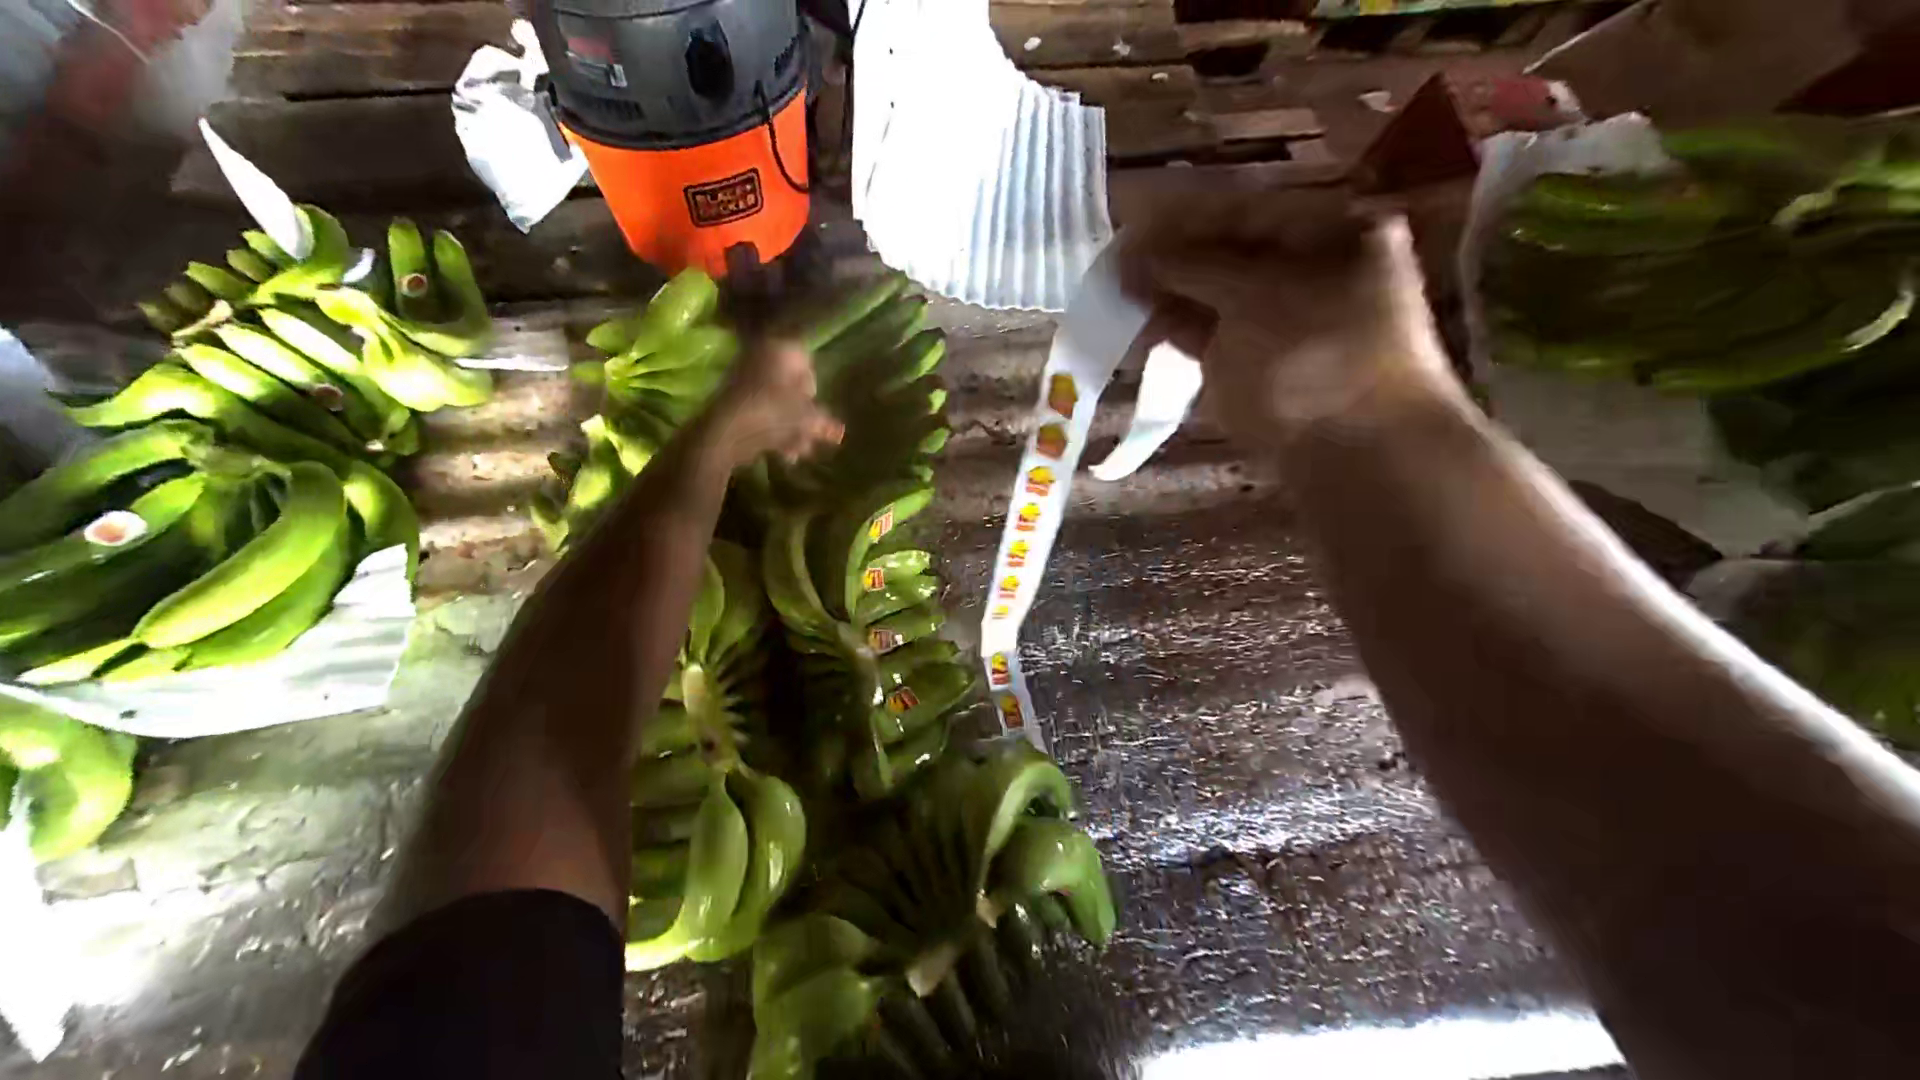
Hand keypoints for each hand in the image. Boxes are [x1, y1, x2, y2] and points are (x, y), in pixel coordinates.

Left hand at [704, 340, 844, 467]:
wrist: (726, 432)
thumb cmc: (773, 414)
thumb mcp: (808, 418)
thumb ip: (826, 422)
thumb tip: (839, 431)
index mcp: (780, 350)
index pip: (806, 360)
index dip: (813, 385)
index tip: (816, 405)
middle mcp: (761, 358)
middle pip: (792, 384)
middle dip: (804, 413)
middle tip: (814, 433)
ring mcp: (745, 380)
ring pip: (778, 402)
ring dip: (793, 427)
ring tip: (802, 450)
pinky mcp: (735, 403)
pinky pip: (763, 413)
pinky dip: (776, 430)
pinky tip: (786, 454)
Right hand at [1120, 192, 1461, 451]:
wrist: (1354, 453)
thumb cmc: (1315, 356)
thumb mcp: (1252, 296)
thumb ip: (1190, 266)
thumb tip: (1134, 251)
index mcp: (1329, 231)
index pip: (1242, 210)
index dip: (1182, 216)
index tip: (1128, 221)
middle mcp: (1308, 269)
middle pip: (1225, 254)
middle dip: (1168, 258)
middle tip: (1114, 263)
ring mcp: (1282, 322)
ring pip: (1212, 298)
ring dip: (1165, 296)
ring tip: (1115, 295)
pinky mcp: (1257, 366)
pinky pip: (1208, 337)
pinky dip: (1173, 332)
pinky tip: (1137, 328)